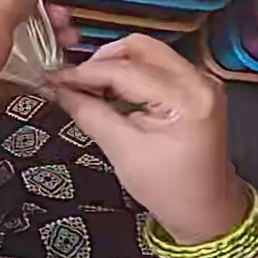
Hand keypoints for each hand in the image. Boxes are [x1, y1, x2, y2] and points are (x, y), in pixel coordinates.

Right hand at [47, 35, 246, 243]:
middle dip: (100, 61)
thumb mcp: (121, 150)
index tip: (51, 77)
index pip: (124, 71)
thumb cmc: (166, 187)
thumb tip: (57, 88)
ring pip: (146, 52)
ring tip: (88, 88)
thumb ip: (88, 112)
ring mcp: (200, 80)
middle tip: (73, 82)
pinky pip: (154, 65)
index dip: (83, 72)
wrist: (206, 210)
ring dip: (113, 65)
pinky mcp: (194, 85)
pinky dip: (128, 73)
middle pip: (139, 47)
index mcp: (186, 98)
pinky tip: (109, 91)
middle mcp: (199, 79)